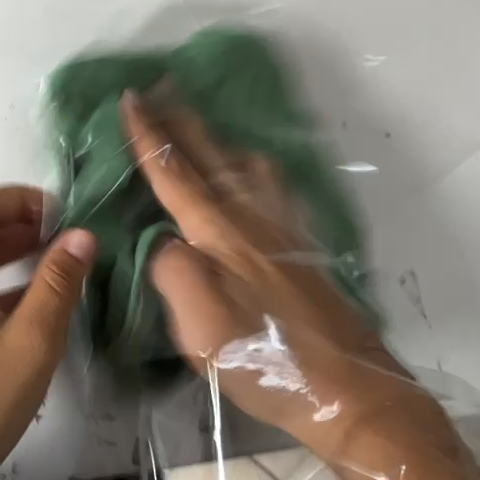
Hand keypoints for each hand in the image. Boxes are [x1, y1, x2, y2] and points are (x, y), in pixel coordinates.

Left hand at [0, 186, 95, 479]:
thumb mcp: (29, 343)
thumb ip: (57, 284)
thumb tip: (82, 236)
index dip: (21, 200)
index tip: (65, 210)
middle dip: (24, 225)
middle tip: (73, 233)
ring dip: (19, 254)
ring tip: (68, 258)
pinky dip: (9, 284)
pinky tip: (46, 296)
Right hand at [120, 90, 442, 460]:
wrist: (351, 393)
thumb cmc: (264, 358)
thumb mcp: (198, 325)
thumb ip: (171, 271)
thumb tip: (165, 241)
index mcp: (219, 232)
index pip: (173, 172)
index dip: (148, 134)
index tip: (129, 97)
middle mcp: (251, 219)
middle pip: (212, 155)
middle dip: (182, 118)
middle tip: (162, 85)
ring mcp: (282, 230)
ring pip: (246, 165)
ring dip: (217, 136)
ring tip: (202, 124)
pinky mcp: (302, 248)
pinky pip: (271, 186)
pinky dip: (252, 165)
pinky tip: (255, 175)